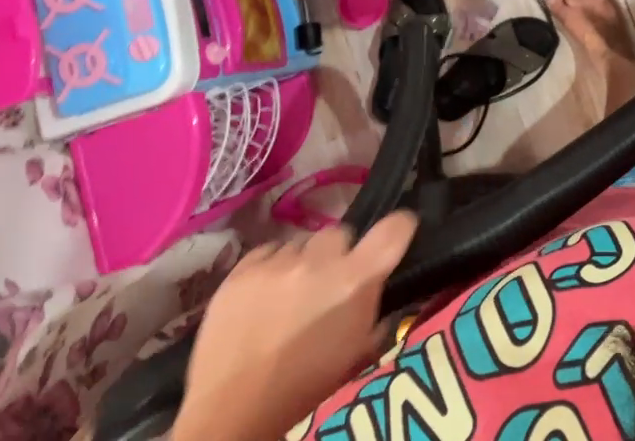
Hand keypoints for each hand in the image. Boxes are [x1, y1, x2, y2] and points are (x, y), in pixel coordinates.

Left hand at [173, 212, 418, 440]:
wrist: (234, 408)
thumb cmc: (306, 386)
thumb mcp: (358, 351)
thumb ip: (375, 311)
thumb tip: (379, 290)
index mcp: (356, 280)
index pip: (393, 229)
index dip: (400, 227)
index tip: (398, 233)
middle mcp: (320, 261)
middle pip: (340, 233)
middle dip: (340, 253)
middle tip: (329, 282)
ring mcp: (278, 262)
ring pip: (301, 243)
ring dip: (304, 262)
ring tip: (292, 293)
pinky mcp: (242, 269)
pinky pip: (267, 252)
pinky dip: (271, 267)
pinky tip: (264, 295)